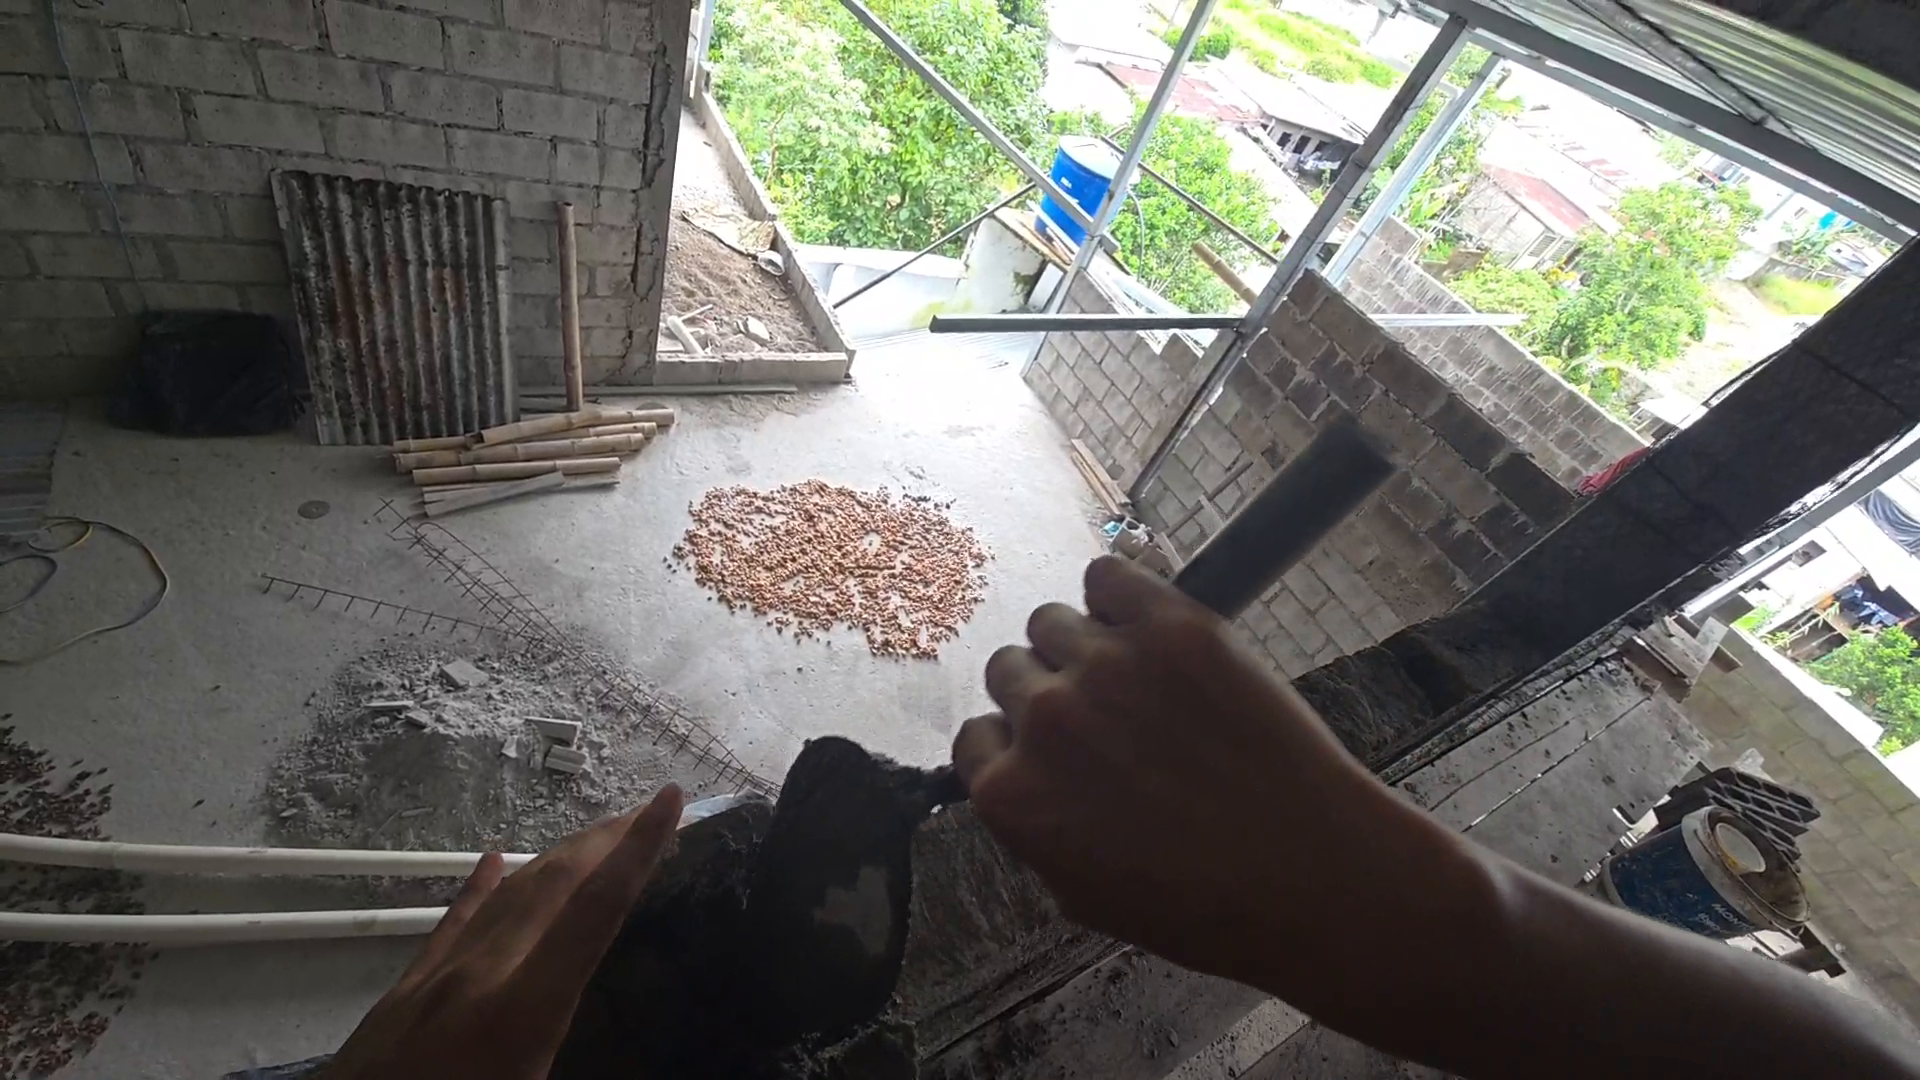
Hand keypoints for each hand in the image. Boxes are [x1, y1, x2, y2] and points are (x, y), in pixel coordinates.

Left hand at [322, 786, 684, 1079]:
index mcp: (520, 1012)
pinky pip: (451, 924)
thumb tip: (654, 1072)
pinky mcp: (399, 996)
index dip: (640, 849)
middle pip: (557, 882)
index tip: (672, 802)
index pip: (597, 909)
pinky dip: (482, 886)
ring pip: (511, 892)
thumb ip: (573, 1043)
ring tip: (602, 831)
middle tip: (651, 809)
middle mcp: (480, 978)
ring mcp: (434, 981)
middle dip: (610, 837)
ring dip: (564, 853)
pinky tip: (496, 859)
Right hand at [951, 557, 1466, 989]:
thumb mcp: (1078, 891)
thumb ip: (1028, 821)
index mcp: (1011, 792)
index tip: (1045, 747)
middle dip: (1042, 689)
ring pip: (1050, 620)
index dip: (1012, 742)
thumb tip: (1016, 768)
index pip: (975, 735)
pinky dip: (1113, 594)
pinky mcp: (1167, 625)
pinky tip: (1138, 622)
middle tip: (1096, 712)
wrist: (1313, 877)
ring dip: (1077, 645)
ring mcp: (1104, 663)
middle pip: (1008, 668)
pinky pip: (1105, 573)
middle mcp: (1043, 718)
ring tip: (1128, 671)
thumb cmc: (1199, 904)